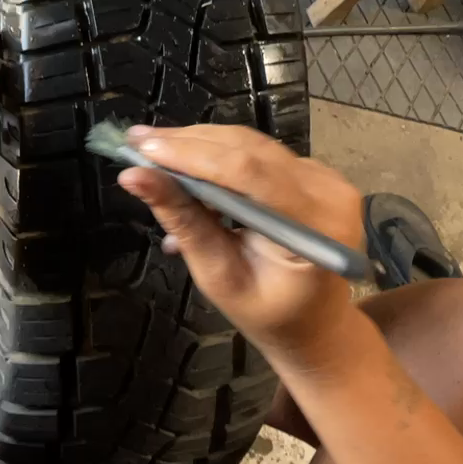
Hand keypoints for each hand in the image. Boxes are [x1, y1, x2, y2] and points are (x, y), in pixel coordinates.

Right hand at [118, 125, 362, 358]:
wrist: (316, 323)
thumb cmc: (267, 312)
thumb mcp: (218, 275)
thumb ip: (182, 222)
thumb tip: (133, 176)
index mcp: (313, 227)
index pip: (248, 173)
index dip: (192, 156)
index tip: (142, 149)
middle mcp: (329, 191)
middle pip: (248, 149)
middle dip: (187, 143)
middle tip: (134, 140)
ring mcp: (326, 178)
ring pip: (250, 143)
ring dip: (197, 143)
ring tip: (150, 146)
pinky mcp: (315, 171)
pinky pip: (259, 152)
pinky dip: (216, 153)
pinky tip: (182, 158)